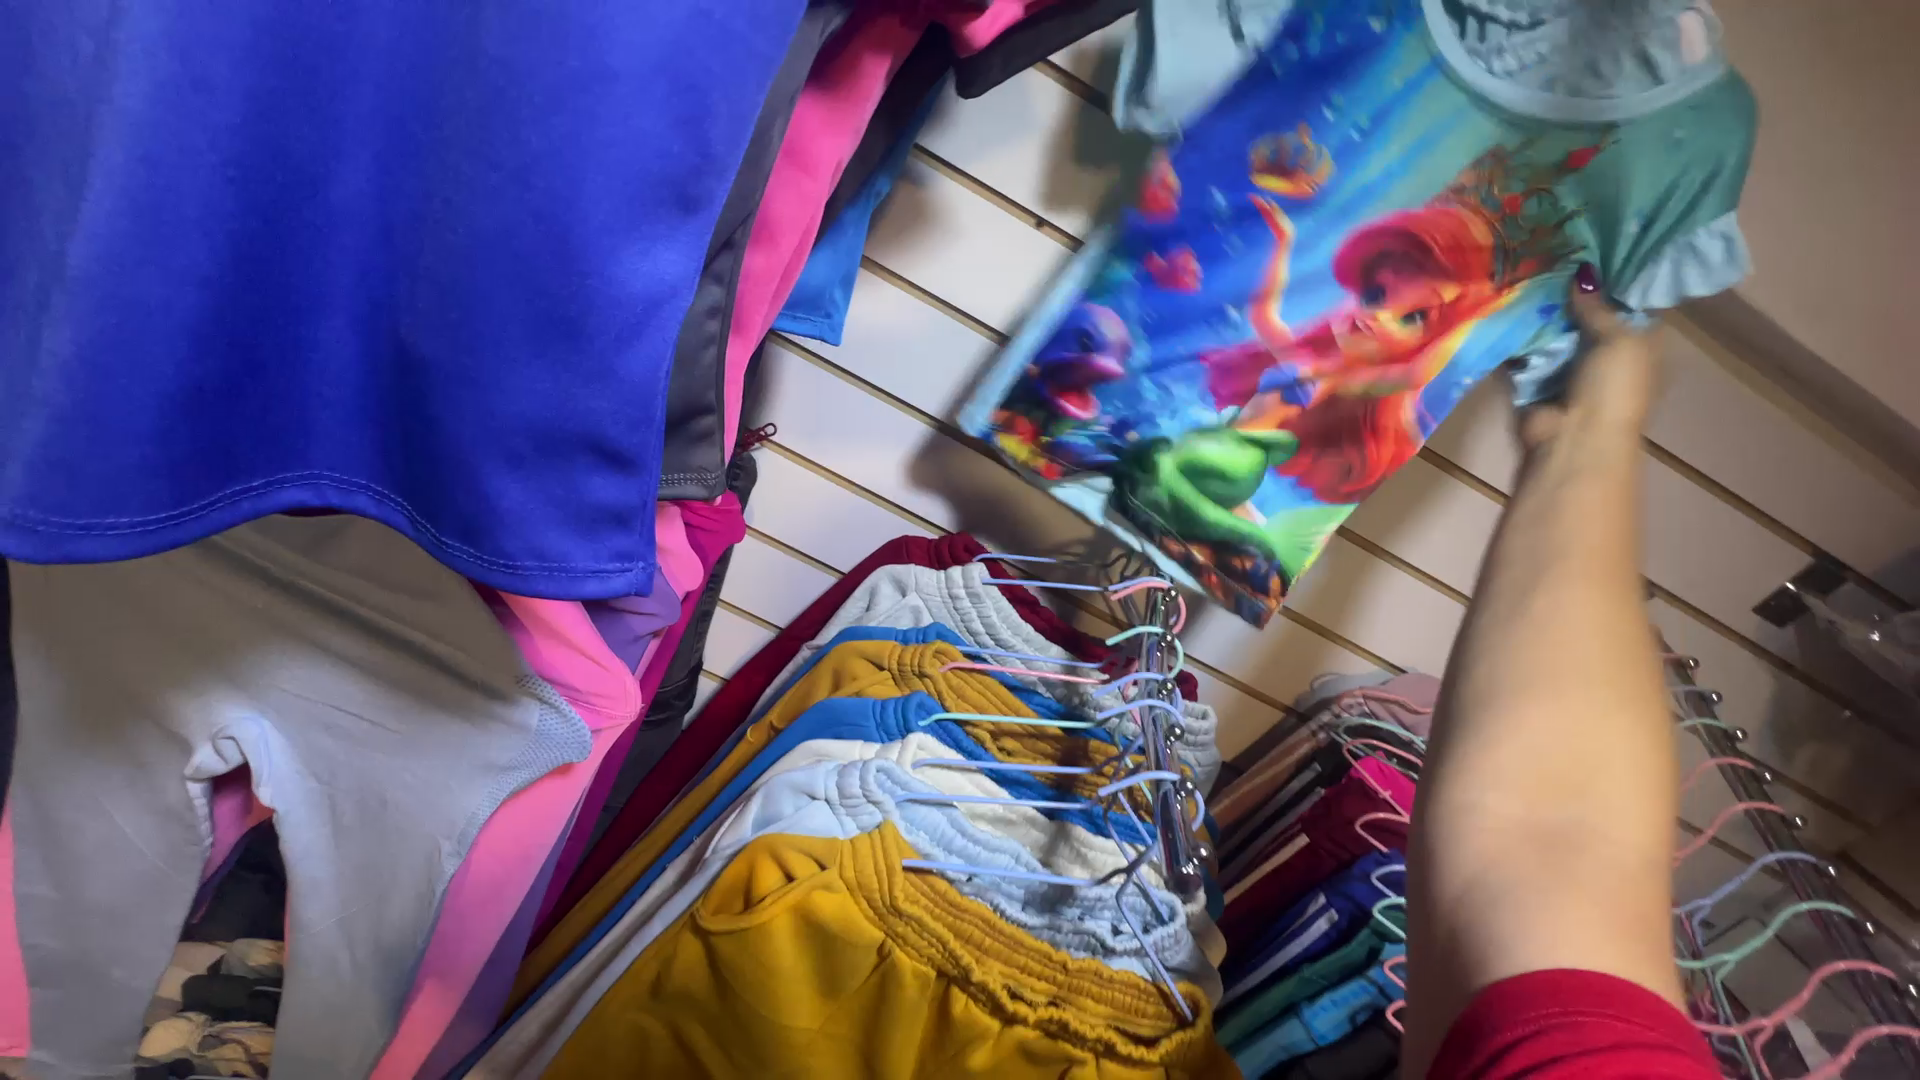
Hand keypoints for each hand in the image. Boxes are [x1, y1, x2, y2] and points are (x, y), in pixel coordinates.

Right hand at [1516, 270, 1659, 452]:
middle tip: (1546, 257)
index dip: (1612, 279)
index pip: (1629, 304)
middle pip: (1586, 315)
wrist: (1573, 438)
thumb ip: (1599, 307)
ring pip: (1552, 332)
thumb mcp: (1621, 340)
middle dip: (1568, 292)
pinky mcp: (1533, 380)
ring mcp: (1567, 368)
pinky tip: (1501, 309)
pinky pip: (1523, 352)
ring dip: (1538, 312)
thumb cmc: (1614, 388)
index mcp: (1642, 344)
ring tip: (1519, 276)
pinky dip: (1513, 337)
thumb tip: (1582, 272)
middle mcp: (1606, 354)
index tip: (1589, 249)